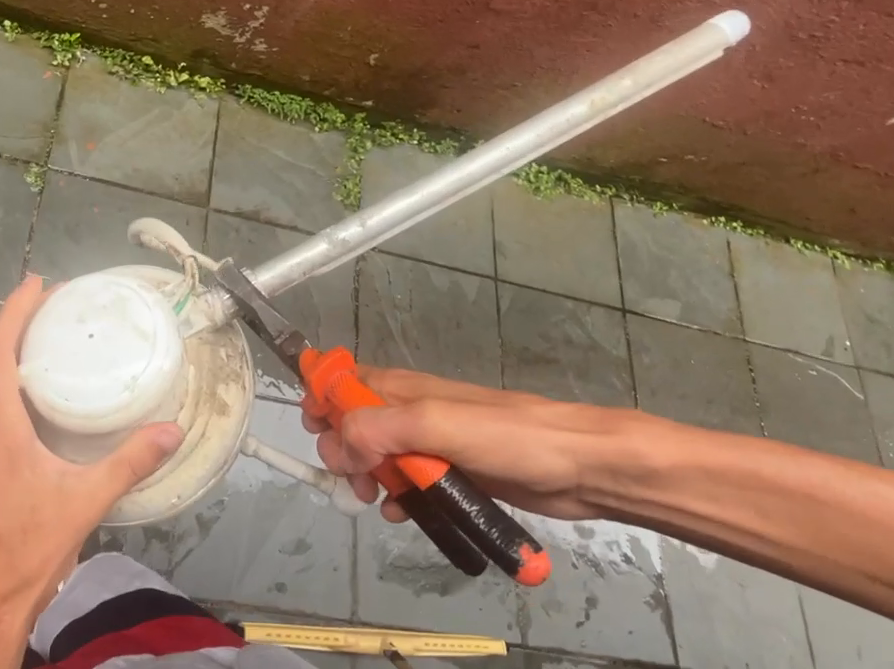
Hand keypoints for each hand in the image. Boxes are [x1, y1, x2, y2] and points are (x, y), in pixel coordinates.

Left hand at [0, 276, 183, 643]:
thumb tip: (172, 430)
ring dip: (11, 354)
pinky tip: (38, 395)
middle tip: (52, 303)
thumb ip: (129, 463)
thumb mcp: (86, 502)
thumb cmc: (30, 548)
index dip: (13, 311)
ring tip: (48, 339)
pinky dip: (10, 383)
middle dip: (15, 324)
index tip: (37, 284)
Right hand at [302, 366, 635, 521]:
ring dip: (366, 476)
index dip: (321, 397)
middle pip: (351, 422)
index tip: (316, 430)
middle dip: (341, 448)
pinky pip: (406, 482)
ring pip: (376, 455)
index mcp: (400, 388)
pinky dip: (396, 497)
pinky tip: (402, 514)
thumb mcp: (436, 424)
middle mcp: (407, 410)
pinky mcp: (449, 473)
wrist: (577, 466)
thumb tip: (338, 447)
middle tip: (354, 477)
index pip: (342, 378)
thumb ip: (379, 429)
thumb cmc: (505, 436)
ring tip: (375, 499)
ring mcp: (429, 442)